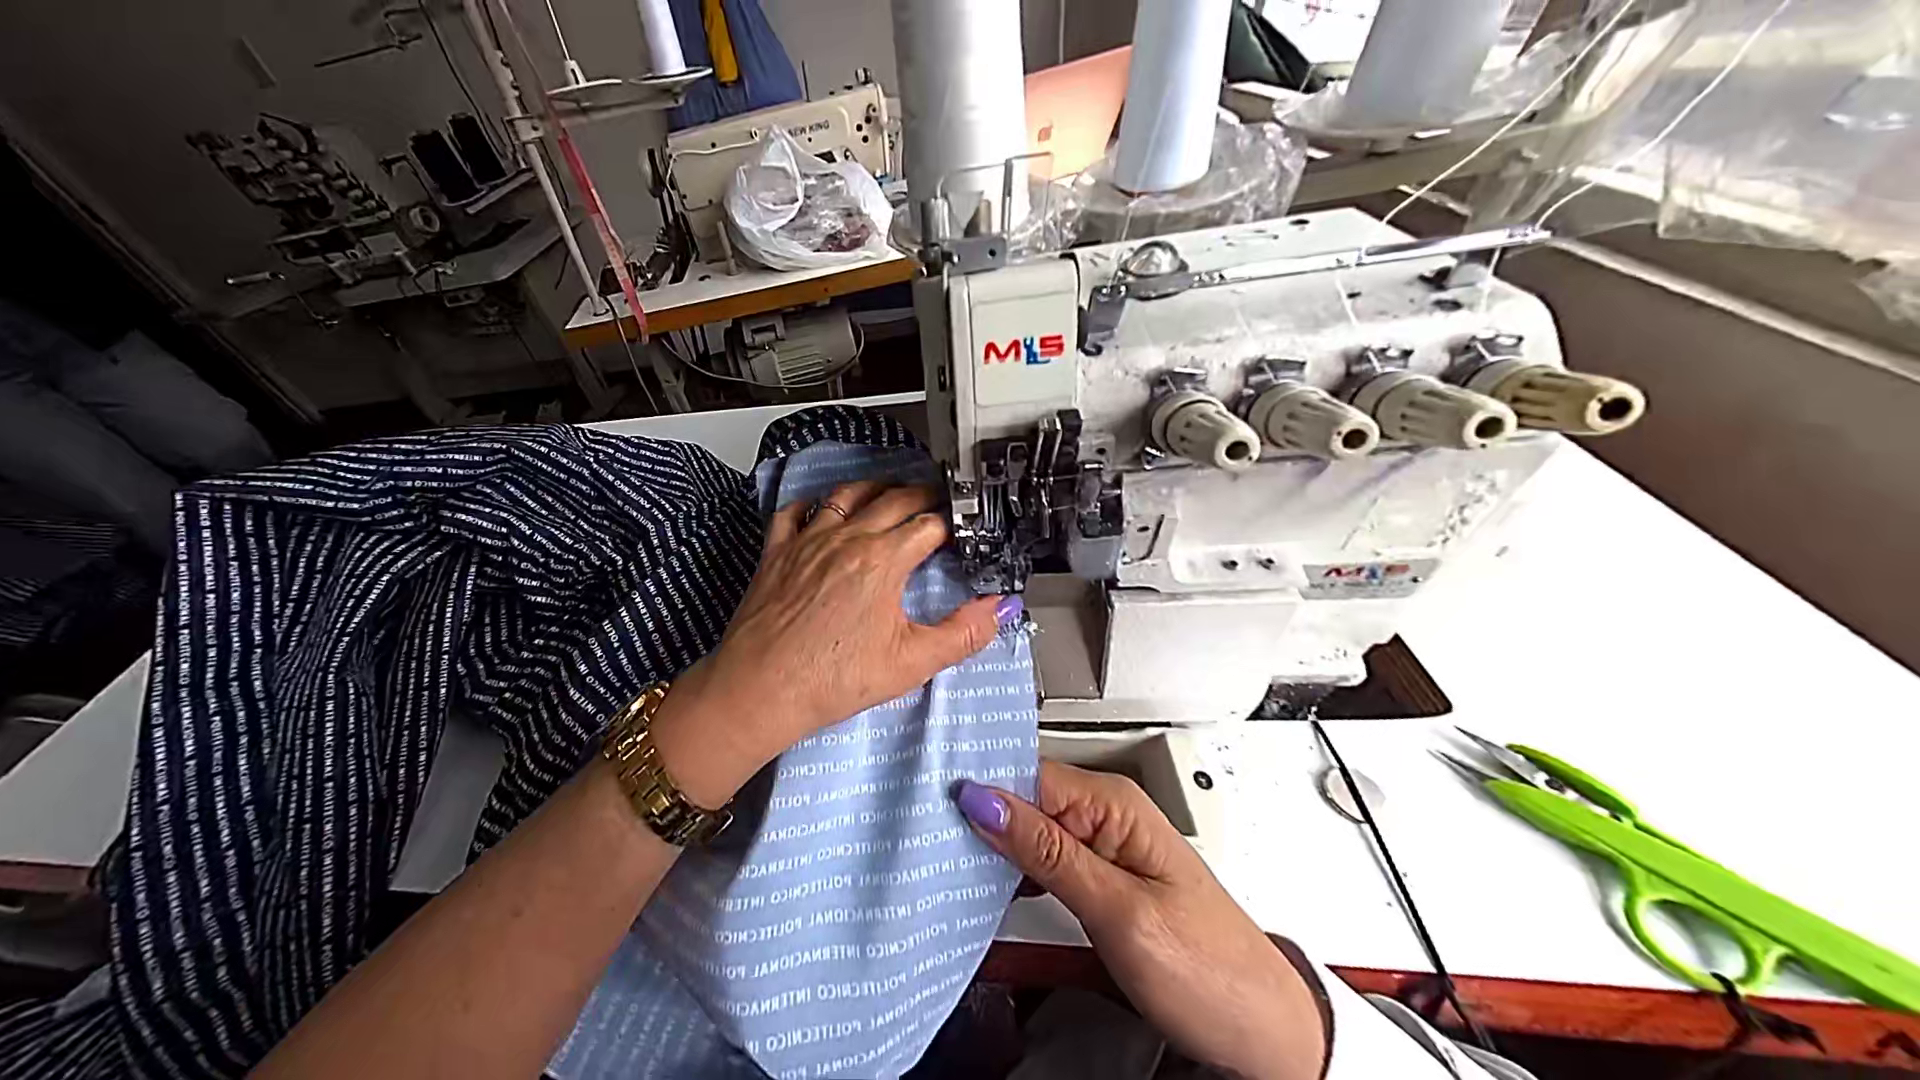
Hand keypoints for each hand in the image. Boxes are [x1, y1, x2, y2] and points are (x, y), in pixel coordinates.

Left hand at [649, 482, 1010, 806]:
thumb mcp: (910, 663)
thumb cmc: (828, 679)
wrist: (760, 690)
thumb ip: (962, 634)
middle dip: (921, 495)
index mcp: (882, 561)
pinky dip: (813, 503)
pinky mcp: (777, 553)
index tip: (959, 528)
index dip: (951, 524)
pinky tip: (819, 509)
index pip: (929, 524)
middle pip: (893, 499)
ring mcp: (808, 542)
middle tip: (936, 500)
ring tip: (890, 491)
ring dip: (875, 488)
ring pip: (847, 494)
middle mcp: (845, 540)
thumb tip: (996, 611)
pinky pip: (794, 511)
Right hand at [957, 762, 1327, 1079]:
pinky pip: (1043, 856)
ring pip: (1029, 826)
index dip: (981, 786)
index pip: (1030, 774)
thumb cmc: (1211, 972)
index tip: (934, 800)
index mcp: (1115, 805)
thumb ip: (1050, 853)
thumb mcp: (1120, 912)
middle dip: (980, 812)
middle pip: (1026, 796)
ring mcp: (1102, 845)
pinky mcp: (1098, 875)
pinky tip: (984, 880)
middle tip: (931, 834)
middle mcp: (1107, 814)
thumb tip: (988, 802)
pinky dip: (1012, 868)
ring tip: (946, 855)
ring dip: (992, 842)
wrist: (1262, 1032)